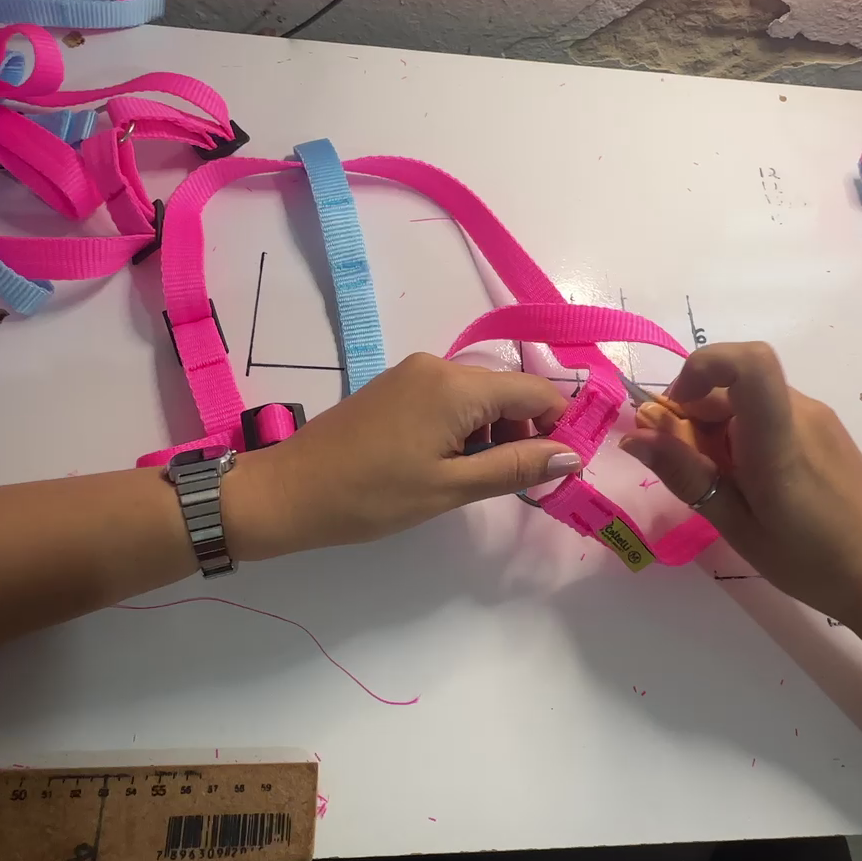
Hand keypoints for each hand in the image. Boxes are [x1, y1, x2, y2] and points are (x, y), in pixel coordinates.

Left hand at [227, 353, 581, 558]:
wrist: (289, 490)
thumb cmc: (371, 496)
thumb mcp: (450, 488)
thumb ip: (515, 467)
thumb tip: (572, 455)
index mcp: (455, 384)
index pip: (534, 390)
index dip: (559, 424)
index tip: (564, 465)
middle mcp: (436, 365)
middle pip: (506, 390)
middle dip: (524, 430)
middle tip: (519, 480)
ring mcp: (411, 373)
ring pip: (477, 395)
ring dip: (494, 430)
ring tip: (479, 477)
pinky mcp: (394, 386)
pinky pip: (448, 398)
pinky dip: (464, 426)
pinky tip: (450, 461)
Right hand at [617, 342, 861, 624]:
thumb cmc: (808, 560)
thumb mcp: (735, 525)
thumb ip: (685, 474)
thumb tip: (633, 436)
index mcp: (779, 438)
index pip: (747, 362)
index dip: (701, 369)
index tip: (677, 414)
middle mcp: (801, 412)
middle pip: (732, 383)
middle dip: (694, 414)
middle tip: (693, 471)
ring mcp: (816, 416)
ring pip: (746, 397)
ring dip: (716, 427)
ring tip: (725, 484)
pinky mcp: (823, 427)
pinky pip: (766, 410)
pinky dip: (741, 433)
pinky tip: (751, 480)